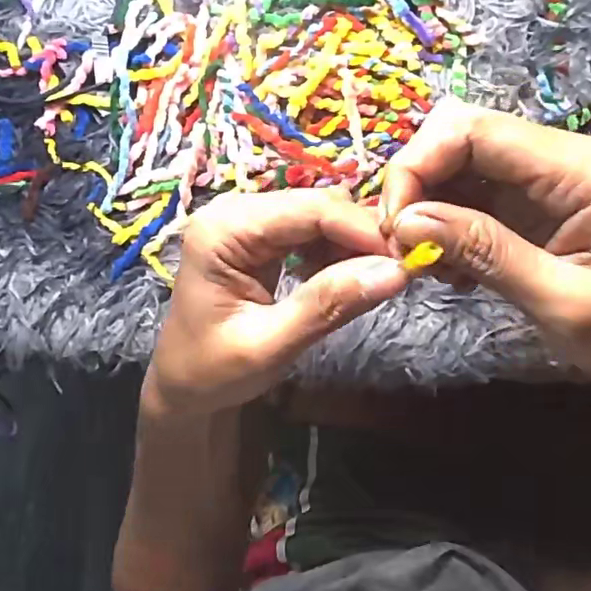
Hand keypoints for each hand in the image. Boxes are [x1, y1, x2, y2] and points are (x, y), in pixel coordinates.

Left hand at [148, 189, 409, 416]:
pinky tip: (352, 276)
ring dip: (353, 242)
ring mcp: (247, 219)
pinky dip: (337, 250)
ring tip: (382, 275)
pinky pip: (311, 229)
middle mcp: (234, 211)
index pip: (308, 210)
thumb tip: (396, 272)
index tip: (408, 257)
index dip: (361, 228)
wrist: (182, 386)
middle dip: (361, 234)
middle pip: (316, 205)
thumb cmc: (213, 372)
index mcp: (224, 229)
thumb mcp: (270, 345)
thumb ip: (328, 305)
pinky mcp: (260, 234)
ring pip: (319, 213)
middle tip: (402, 270)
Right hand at [380, 101, 590, 381]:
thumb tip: (405, 221)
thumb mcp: (563, 302)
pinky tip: (447, 265)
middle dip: (418, 181)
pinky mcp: (537, 202)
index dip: (419, 165)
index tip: (394, 224)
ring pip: (461, 163)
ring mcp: (549, 178)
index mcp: (582, 168)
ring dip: (428, 205)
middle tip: (400, 242)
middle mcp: (562, 157)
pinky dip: (447, 222)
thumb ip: (485, 252)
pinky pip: (474, 193)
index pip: (475, 130)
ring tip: (422, 261)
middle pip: (462, 135)